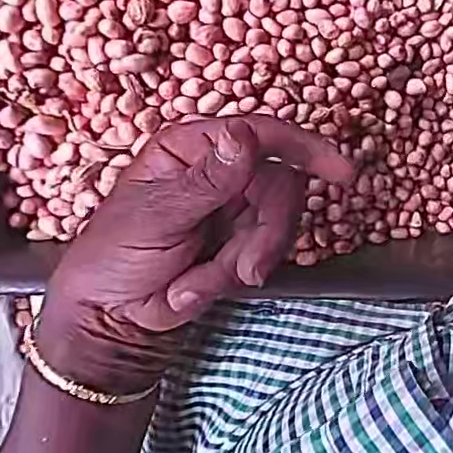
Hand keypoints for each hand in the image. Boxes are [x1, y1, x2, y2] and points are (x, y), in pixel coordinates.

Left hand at [33, 115, 353, 394]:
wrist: (110, 318)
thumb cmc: (114, 255)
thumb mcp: (156, 217)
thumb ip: (206, 181)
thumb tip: (245, 136)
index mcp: (193, 149)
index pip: (260, 134)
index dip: (305, 148)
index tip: (342, 172)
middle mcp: (221, 172)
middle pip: (282, 185)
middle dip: (268, 232)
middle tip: (247, 269)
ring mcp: (235, 207)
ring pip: (280, 223)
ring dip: (249, 258)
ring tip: (203, 282)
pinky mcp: (243, 242)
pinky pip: (267, 252)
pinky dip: (236, 275)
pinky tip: (197, 286)